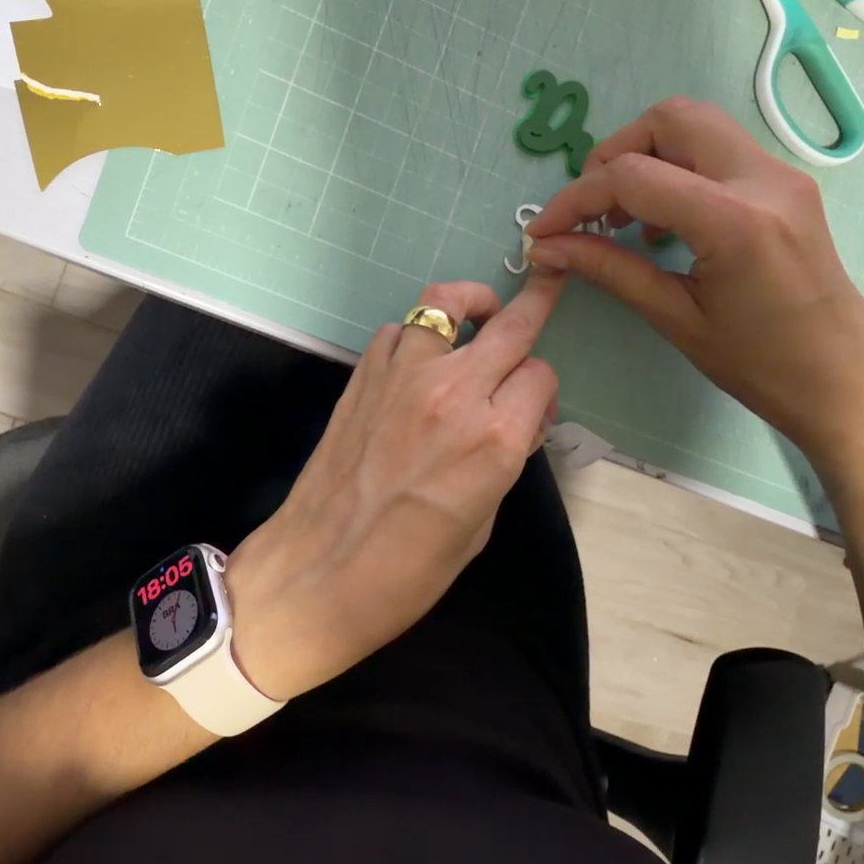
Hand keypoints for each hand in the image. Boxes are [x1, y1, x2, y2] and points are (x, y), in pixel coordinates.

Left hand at [225, 275, 565, 700]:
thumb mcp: (481, 524)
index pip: (541, 377)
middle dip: (534, 305)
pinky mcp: (361, 377)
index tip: (533, 410)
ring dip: (469, 308)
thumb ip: (501, 460)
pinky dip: (415, 337)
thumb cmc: (409, 570)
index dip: (542, 392)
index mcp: (495, 437)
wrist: (319, 571)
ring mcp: (402, 376)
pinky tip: (417, 363)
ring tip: (473, 324)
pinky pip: (396, 332)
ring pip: (444, 305)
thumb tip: (508, 425)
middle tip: (544, 292)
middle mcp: (454, 391)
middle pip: (510, 324)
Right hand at [524, 97, 863, 468]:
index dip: (574, 199)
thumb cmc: (759, 364)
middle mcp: (763, 178)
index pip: (633, 176)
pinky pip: (719, 150)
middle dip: (614, 154)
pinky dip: (677, 168)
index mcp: (734, 220)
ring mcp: (781, 175)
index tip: (543, 231)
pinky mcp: (786, 185)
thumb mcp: (675, 317)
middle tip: (590, 209)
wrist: (843, 380)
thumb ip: (609, 270)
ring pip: (697, 126)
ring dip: (646, 157)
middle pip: (669, 120)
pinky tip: (662, 222)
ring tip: (622, 217)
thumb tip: (547, 249)